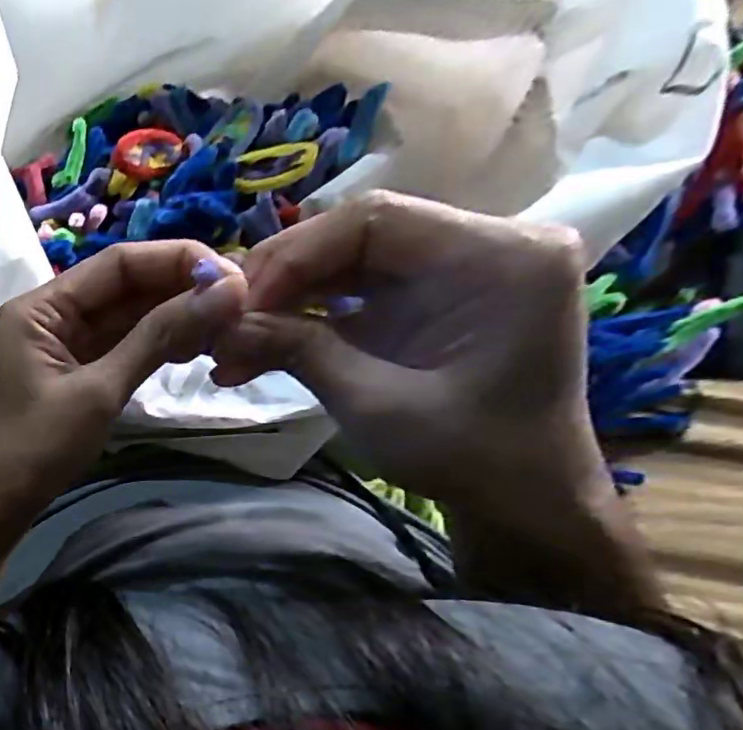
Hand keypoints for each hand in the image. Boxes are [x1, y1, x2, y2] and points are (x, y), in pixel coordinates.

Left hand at [0, 241, 246, 504]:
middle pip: (123, 285)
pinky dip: (156, 342)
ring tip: (227, 324)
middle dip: (180, 290)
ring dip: (174, 316)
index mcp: (39, 308)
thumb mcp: (100, 391)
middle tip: (240, 303)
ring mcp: (60, 341)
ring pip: (126, 314)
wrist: (6, 501)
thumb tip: (228, 290)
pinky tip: (196, 344)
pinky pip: (121, 342)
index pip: (116, 264)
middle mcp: (48, 314)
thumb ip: (159, 337)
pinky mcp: (74, 368)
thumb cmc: (41, 447)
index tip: (234, 276)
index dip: (177, 261)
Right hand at [212, 192, 607, 516]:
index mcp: (497, 257)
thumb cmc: (464, 454)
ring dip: (284, 302)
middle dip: (281, 279)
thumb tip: (224, 326)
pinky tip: (259, 349)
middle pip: (356, 236)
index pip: (373, 221)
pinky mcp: (431, 301)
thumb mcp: (373, 404)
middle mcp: (484, 246)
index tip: (240, 308)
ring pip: (347, 264)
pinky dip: (304, 319)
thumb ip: (301, 352)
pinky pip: (356, 293)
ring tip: (232, 345)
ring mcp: (456, 272)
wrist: (520, 495)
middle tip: (223, 324)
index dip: (294, 257)